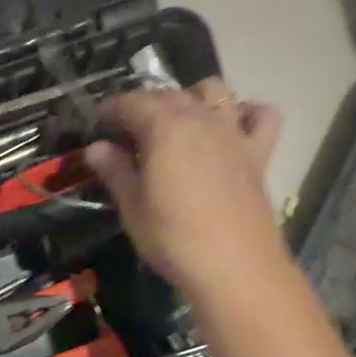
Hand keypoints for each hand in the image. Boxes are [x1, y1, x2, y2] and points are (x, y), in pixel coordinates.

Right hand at [84, 78, 287, 294]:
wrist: (233, 265)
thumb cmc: (173, 238)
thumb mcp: (133, 208)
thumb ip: (115, 172)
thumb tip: (95, 148)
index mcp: (164, 127)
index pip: (132, 102)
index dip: (111, 109)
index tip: (98, 122)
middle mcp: (201, 117)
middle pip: (170, 95)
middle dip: (146, 106)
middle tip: (129, 133)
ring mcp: (234, 132)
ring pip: (215, 91)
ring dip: (194, 98)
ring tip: (180, 124)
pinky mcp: (259, 152)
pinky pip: (260, 115)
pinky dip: (247, 113)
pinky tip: (233, 129)